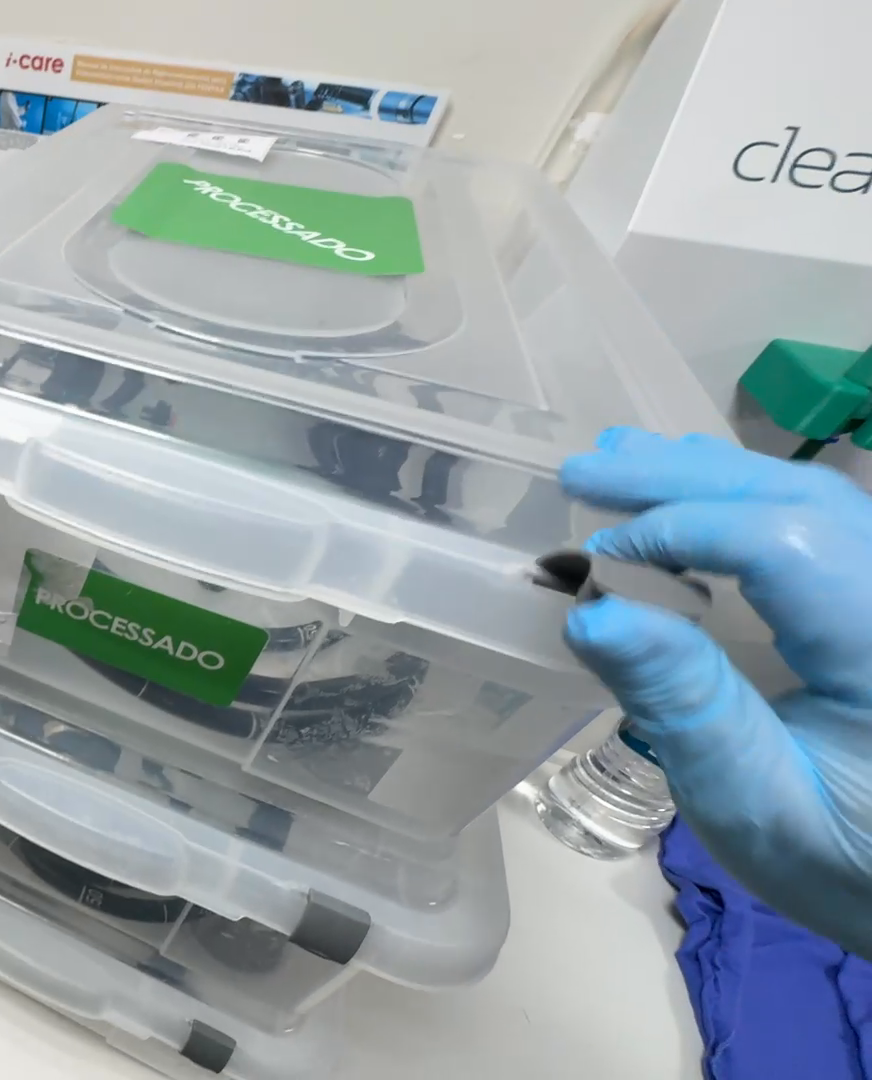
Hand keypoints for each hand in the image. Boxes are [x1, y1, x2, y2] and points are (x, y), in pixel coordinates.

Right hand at [560, 428, 871, 955]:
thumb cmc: (846, 863)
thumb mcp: (749, 801)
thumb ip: (680, 703)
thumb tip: (591, 610)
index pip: (790, 545)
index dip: (679, 532)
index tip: (588, 559)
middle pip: (812, 501)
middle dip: (685, 478)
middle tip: (583, 470)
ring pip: (824, 501)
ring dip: (709, 475)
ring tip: (617, 461)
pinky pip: (827, 528)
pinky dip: (741, 500)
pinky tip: (683, 492)